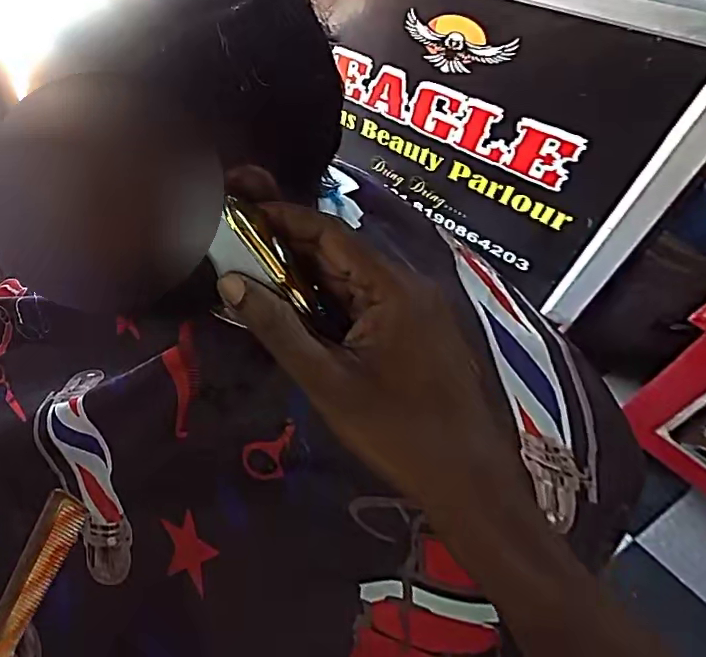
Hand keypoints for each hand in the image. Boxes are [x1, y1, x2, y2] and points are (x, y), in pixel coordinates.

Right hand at [221, 202, 674, 655]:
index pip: (330, 232)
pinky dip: (327, 297)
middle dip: (288, 244)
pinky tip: (298, 309)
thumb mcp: (326, 381)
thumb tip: (228, 281)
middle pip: (339, 249)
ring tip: (257, 273)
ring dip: (305, 273)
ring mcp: (417, 308)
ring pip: (350, 274)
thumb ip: (276, 327)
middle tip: (238, 244)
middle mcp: (408, 286)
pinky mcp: (417, 330)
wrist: (476, 492)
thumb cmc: (400, 434)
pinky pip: (363, 298)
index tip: (242, 212)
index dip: (283, 216)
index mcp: (393, 288)